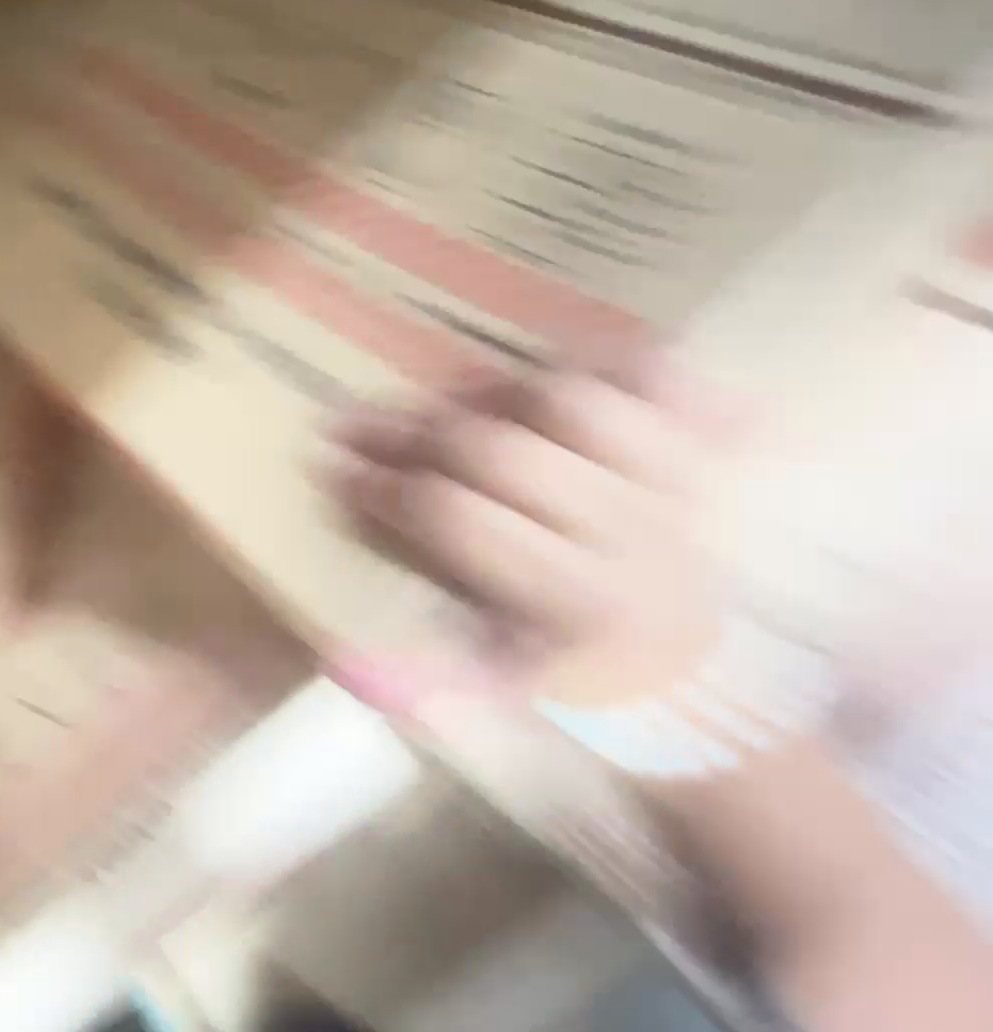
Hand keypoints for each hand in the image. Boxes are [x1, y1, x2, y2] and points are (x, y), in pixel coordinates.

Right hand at [332, 353, 725, 708]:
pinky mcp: (721, 440)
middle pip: (496, 450)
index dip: (381, 487)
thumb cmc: (599, 682)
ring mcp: (684, 477)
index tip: (334, 470)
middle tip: (357, 425)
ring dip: (485, 395)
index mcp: (579, 600)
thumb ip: (431, 683)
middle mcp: (634, 532)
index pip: (454, 518)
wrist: (728, 671)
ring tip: (442, 406)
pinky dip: (590, 365)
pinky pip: (652, 372)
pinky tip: (539, 387)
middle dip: (407, 433)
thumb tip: (341, 663)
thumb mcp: (514, 696)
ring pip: (564, 399)